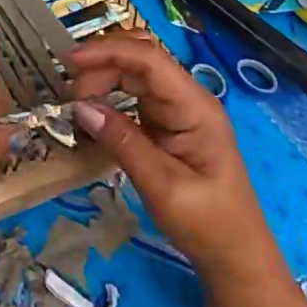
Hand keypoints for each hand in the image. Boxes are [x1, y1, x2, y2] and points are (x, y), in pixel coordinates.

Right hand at [67, 33, 272, 272]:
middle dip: (101, 65)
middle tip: (70, 96)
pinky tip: (91, 110)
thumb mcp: (163, 187)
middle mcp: (186, 98)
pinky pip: (133, 94)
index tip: (71, 61)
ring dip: (102, 77)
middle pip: (140, 60)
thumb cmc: (208, 223)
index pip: (149, 59)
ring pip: (134, 73)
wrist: (235, 255)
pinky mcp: (166, 122)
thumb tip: (81, 108)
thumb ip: (124, 143)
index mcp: (195, 107)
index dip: (109, 51)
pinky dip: (108, 94)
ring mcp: (177, 109)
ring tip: (76, 102)